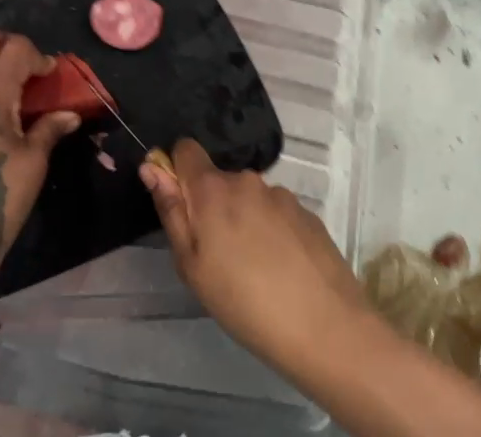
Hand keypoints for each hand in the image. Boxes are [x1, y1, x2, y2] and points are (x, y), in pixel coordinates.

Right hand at [140, 140, 369, 374]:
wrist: (329, 332)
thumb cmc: (244, 302)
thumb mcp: (191, 265)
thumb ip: (170, 211)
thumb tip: (151, 167)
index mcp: (212, 189)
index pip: (185, 149)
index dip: (177, 171)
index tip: (182, 207)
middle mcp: (248, 181)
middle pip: (218, 179)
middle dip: (212, 205)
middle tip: (218, 254)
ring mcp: (284, 198)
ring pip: (249, 198)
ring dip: (244, 219)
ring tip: (255, 267)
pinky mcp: (311, 217)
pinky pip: (277, 214)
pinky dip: (272, 232)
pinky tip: (283, 270)